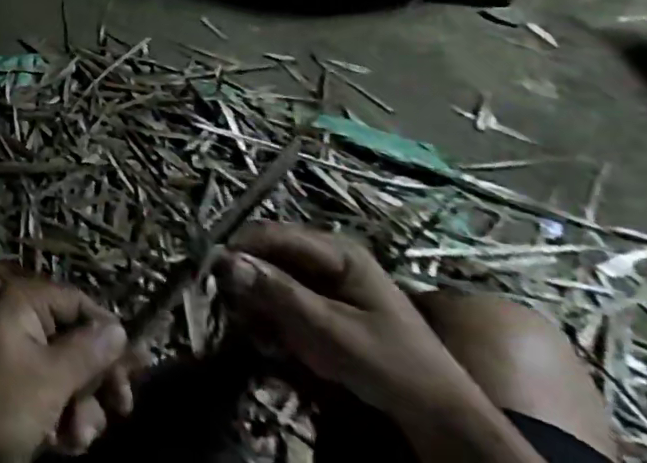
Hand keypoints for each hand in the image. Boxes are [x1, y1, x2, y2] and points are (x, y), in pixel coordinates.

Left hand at [0, 280, 131, 461]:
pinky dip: (67, 419)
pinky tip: (64, 444)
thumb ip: (89, 352)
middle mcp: (23, 323)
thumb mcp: (50, 379)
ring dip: (84, 409)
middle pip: (80, 340)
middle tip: (121, 407)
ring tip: (78, 436)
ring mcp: (22, 357)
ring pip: (73, 374)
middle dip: (98, 380)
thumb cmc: (2, 405)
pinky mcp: (23, 389)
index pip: (78, 301)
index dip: (107, 329)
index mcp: (23, 305)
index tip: (136, 363)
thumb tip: (120, 328)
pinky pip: (59, 395)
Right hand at [213, 223, 543, 462]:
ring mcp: (325, 279)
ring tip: (255, 332)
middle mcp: (327, 256)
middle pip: (268, 252)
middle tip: (231, 308)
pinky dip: (270, 316)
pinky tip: (270, 340)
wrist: (436, 412)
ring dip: (257, 302)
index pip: (273, 233)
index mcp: (336, 250)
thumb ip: (278, 292)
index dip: (240, 248)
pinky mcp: (322, 302)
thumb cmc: (387, 363)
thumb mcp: (329, 330)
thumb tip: (226, 259)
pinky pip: (282, 297)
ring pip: (270, 276)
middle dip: (247, 279)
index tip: (210, 271)